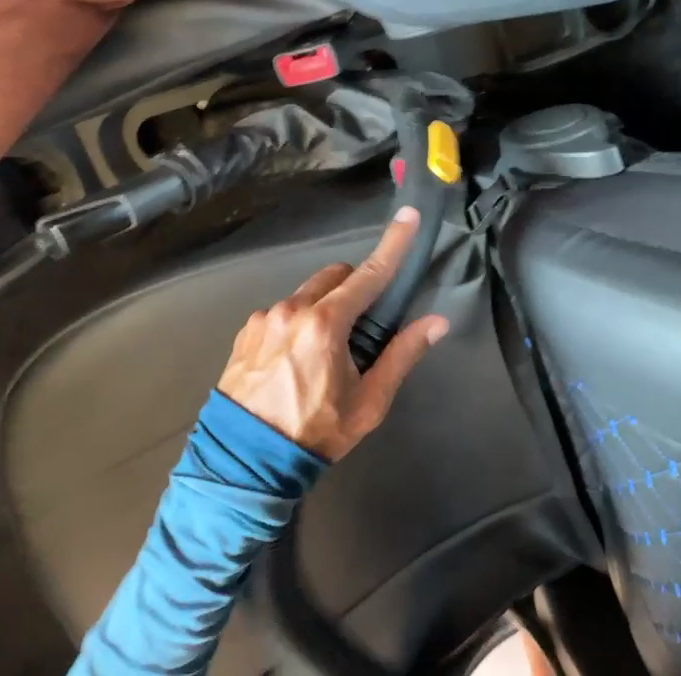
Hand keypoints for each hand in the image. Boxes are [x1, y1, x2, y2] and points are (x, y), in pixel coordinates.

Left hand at [216, 208, 449, 460]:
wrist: (244, 465)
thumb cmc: (316, 432)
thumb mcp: (368, 402)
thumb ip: (402, 355)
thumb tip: (437, 322)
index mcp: (326, 324)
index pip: (370, 274)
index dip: (394, 245)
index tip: (409, 216)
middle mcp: (292, 310)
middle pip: (335, 277)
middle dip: (354, 288)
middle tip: (362, 327)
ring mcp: (263, 319)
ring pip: (306, 294)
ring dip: (324, 308)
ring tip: (323, 354)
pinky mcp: (245, 333)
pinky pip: (280, 313)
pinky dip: (296, 324)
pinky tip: (294, 360)